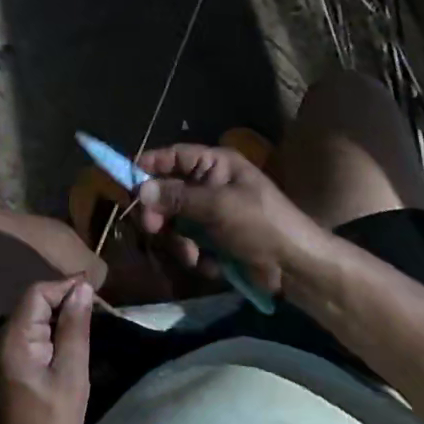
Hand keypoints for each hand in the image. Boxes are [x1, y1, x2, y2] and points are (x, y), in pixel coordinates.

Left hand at [0, 277, 93, 423]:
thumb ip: (75, 327)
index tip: (95, 288)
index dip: (65, 285)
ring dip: (60, 314)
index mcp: (14, 338)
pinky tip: (72, 338)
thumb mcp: (71, 374)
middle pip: (33, 302)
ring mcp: (4, 355)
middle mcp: (2, 339)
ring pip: (33, 318)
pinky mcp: (10, 368)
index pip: (37, 292)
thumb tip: (83, 287)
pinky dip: (52, 331)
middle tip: (97, 304)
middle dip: (64, 297)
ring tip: (90, 318)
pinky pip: (32, 336)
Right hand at [134, 144, 329, 294]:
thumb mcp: (218, 207)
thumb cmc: (262, 224)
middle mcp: (211, 185)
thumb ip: (178, 197)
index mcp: (216, 165)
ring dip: (181, 242)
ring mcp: (213, 215)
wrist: (297, 267)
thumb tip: (140, 188)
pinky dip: (197, 257)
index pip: (174, 156)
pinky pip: (190, 244)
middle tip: (154, 228)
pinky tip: (213, 265)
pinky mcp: (216, 241)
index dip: (150, 165)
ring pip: (176, 223)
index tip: (126, 180)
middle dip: (162, 213)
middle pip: (168, 192)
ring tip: (195, 256)